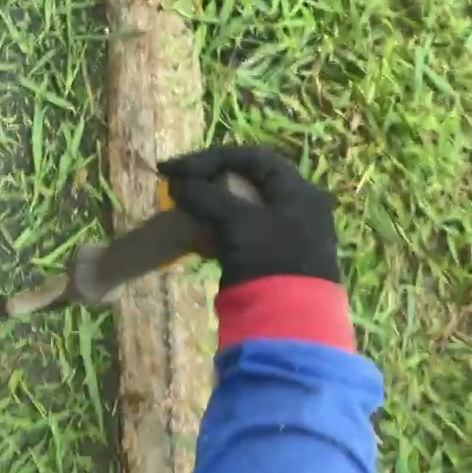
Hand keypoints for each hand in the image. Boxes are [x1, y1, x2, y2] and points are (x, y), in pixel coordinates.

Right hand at [158, 146, 337, 288]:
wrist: (286, 314)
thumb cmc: (267, 256)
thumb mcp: (234, 217)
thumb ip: (203, 192)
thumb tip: (177, 182)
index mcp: (298, 192)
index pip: (249, 158)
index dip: (209, 158)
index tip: (174, 169)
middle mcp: (294, 206)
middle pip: (243, 179)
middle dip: (205, 179)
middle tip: (175, 184)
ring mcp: (281, 229)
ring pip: (235, 202)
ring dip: (205, 202)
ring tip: (180, 208)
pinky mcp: (266, 249)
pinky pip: (234, 225)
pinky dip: (211, 224)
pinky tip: (195, 235)